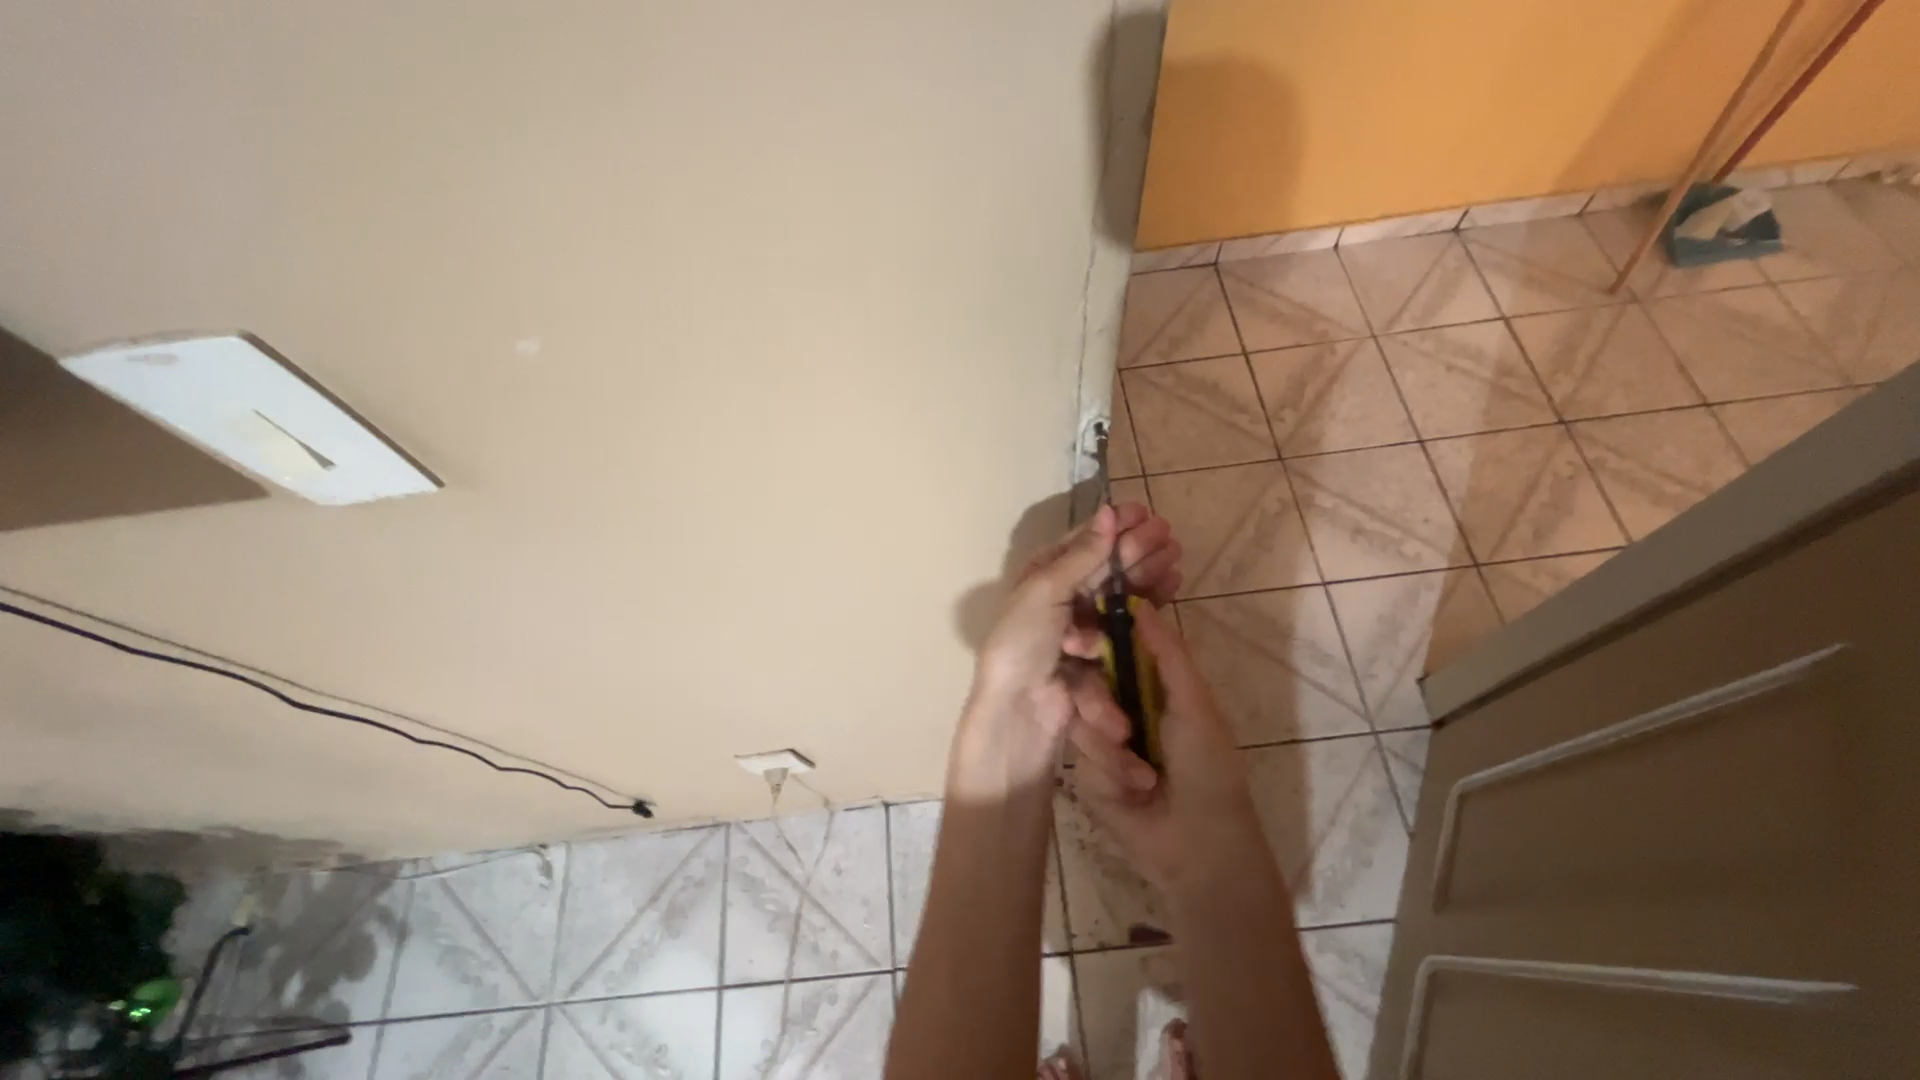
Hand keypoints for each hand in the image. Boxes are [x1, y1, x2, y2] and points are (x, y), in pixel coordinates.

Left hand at [954, 502, 1179, 795]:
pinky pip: (1131, 619)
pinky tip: (1171, 584)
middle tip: (1166, 533)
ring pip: (1122, 589)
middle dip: (1136, 547)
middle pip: (1106, 565)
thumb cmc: (1022, 642)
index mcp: (1043, 576)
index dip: (1112, 526)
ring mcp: (1084, 624)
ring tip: (1173, 556)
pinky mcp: (1104, 650)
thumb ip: (1081, 555)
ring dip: (1147, 571)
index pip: (1082, 543)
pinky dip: (1150, 601)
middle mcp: (1064, 596)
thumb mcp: (1045, 591)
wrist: (1020, 708)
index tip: (1144, 511)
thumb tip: (1108, 512)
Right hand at [1066, 602, 1270, 893]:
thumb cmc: (1208, 769)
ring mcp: (1099, 737)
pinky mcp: (1084, 770)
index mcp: (1151, 684)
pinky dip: (1109, 768)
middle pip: (1085, 677)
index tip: (1080, 636)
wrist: (1197, 843)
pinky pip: (1078, 750)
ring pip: (1078, 714)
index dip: (1095, 636)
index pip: (1114, 646)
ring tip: (1143, 774)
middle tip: (1111, 716)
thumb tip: (1141, 605)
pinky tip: (1134, 789)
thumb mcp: (1195, 704)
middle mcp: (1120, 704)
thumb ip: (1168, 653)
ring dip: (1111, 744)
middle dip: (1097, 698)